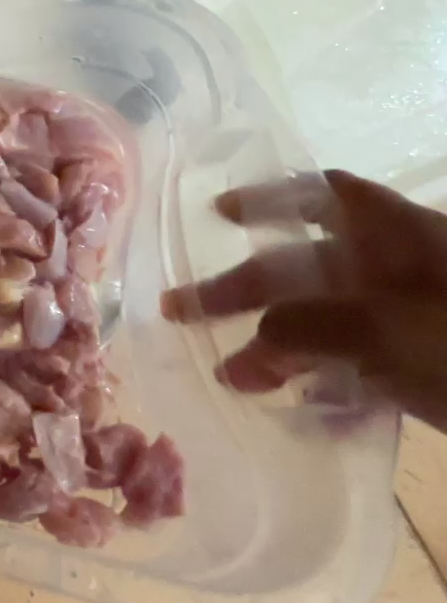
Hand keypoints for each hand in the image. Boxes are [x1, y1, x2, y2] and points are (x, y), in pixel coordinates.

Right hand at [162, 170, 446, 430]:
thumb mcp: (385, 329)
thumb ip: (301, 325)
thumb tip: (245, 347)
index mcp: (401, 239)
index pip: (328, 197)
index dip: (270, 200)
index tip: (219, 212)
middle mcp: (408, 270)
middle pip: (306, 264)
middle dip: (240, 289)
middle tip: (180, 310)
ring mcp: (422, 321)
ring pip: (325, 319)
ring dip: (272, 346)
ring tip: (236, 379)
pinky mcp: (434, 368)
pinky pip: (360, 363)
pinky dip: (322, 378)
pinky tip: (302, 405)